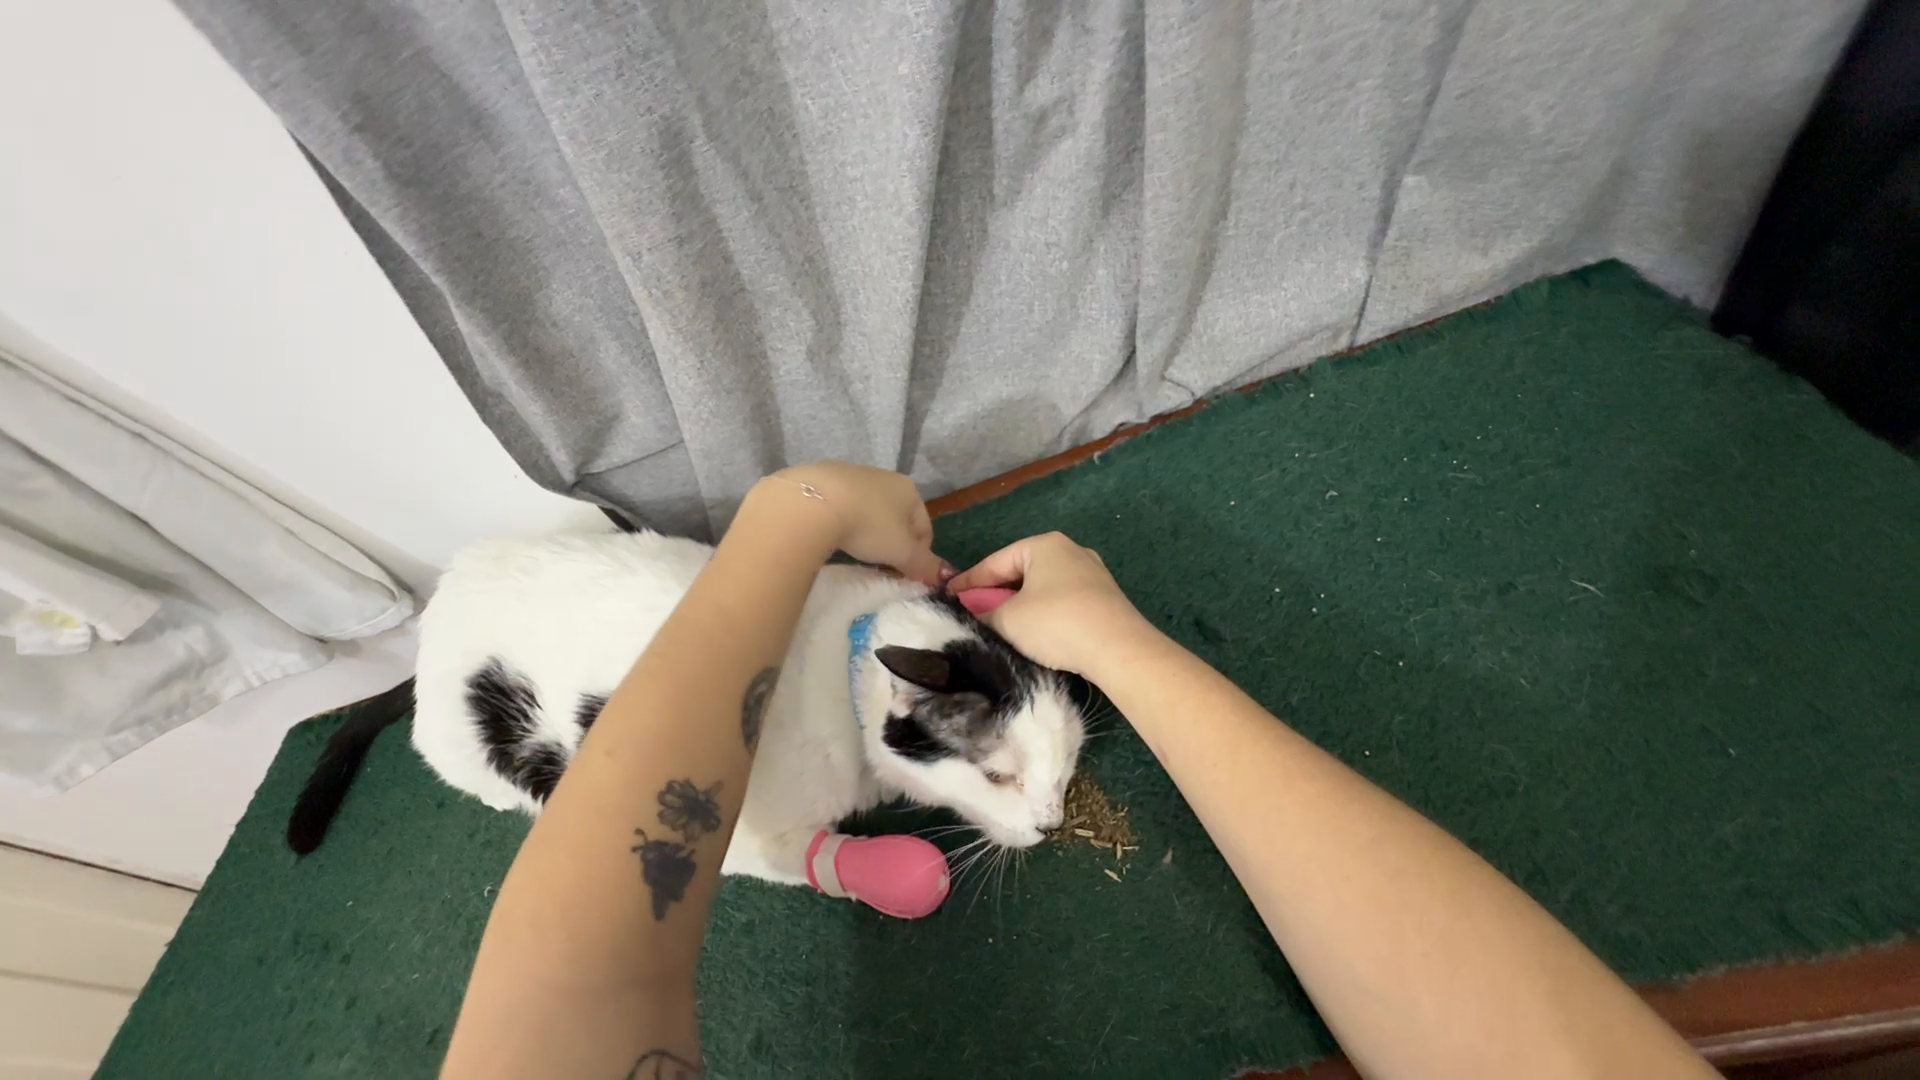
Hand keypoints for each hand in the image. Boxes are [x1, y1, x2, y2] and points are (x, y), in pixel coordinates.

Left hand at [761, 463, 948, 585]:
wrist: (814, 503)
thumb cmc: (868, 526)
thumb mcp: (901, 551)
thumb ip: (925, 565)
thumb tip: (946, 576)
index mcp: (909, 490)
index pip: (924, 527)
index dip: (919, 554)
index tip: (905, 573)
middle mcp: (885, 476)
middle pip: (897, 517)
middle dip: (892, 541)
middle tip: (881, 564)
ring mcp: (853, 474)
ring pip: (869, 509)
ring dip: (867, 530)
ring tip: (855, 550)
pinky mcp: (823, 478)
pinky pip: (842, 505)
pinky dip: (843, 520)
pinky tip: (833, 534)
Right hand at [947, 532, 1155, 675]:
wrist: (1118, 648)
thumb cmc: (1056, 622)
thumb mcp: (1007, 620)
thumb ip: (983, 615)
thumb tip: (971, 618)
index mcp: (1044, 544)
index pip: (994, 562)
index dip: (967, 583)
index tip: (947, 598)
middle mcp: (1070, 550)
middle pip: (1020, 573)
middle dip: (995, 594)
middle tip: (972, 614)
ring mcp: (1092, 573)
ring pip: (1042, 588)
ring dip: (1019, 606)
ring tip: (1000, 627)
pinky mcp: (1105, 598)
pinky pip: (1062, 602)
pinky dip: (1043, 615)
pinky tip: (1035, 634)